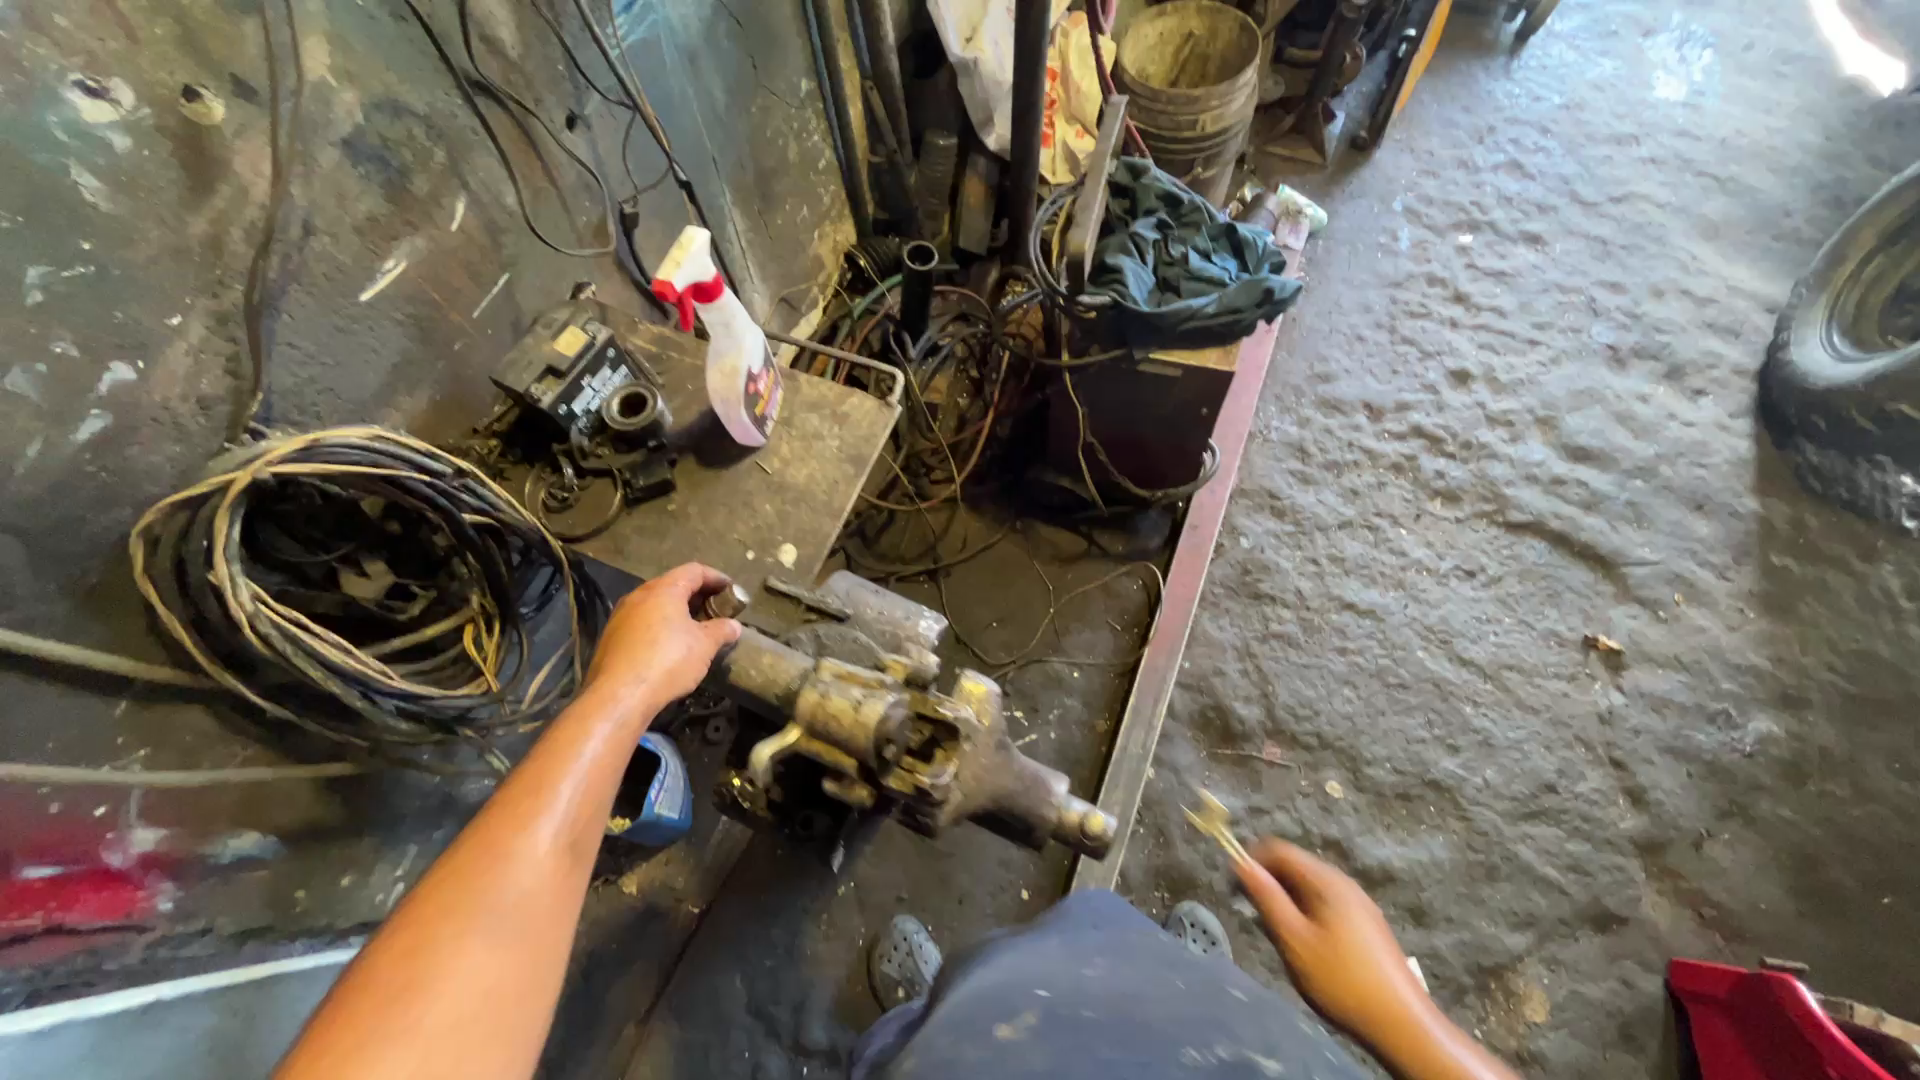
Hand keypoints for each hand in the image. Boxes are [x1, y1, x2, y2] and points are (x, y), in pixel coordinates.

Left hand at [585, 563, 741, 721]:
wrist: (618, 696)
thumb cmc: (668, 661)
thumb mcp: (705, 645)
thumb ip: (722, 630)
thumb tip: (734, 626)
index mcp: (663, 590)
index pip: (694, 570)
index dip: (716, 577)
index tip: (732, 590)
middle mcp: (639, 596)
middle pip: (673, 585)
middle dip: (697, 595)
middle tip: (716, 610)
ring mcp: (621, 616)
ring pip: (655, 605)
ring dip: (678, 612)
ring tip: (695, 629)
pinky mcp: (611, 638)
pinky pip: (642, 622)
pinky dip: (660, 626)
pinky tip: (670, 646)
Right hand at [1236, 839, 1432, 1045]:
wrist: (1401, 1024)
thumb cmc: (1340, 979)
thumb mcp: (1293, 939)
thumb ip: (1266, 897)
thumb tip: (1241, 863)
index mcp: (1326, 880)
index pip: (1278, 849)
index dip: (1252, 860)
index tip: (1235, 887)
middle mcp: (1343, 882)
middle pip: (1294, 866)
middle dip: (1269, 885)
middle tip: (1255, 917)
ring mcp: (1358, 903)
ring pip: (1308, 887)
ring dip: (1286, 902)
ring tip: (1279, 936)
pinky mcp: (1365, 923)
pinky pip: (1324, 904)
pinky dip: (1306, 914)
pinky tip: (1305, 945)